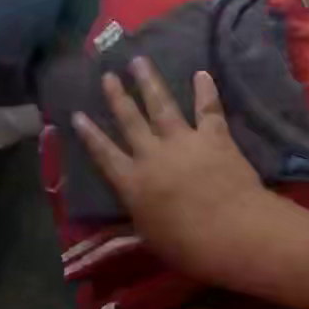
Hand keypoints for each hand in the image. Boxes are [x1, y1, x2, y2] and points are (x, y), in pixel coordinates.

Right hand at [71, 58, 294, 279]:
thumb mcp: (150, 239)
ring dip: (150, 83)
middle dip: (118, 97)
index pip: (104, 155)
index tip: (77, 115)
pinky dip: (205, 91)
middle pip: (130, 121)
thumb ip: (138, 220)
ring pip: (162, 106)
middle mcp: (152, 156)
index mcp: (132, 183)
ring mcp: (183, 142)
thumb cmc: (188, 246)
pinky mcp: (214, 137)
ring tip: (139, 61)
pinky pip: (208, 109)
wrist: (231, 231)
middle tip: (108, 75)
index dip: (90, 135)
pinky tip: (201, 73)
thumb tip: (124, 219)